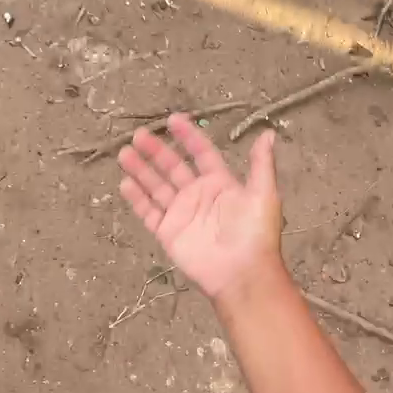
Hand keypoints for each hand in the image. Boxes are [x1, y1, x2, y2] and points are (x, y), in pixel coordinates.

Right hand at [117, 114, 283, 302]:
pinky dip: (137, 198)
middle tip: (139, 135)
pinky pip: (149, 212)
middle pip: (172, 167)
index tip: (173, 120)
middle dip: (156, 151)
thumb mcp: (263, 195)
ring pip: (156, 187)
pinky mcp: (167, 232)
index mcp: (220, 183)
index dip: (188, 136)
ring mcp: (180, 214)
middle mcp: (197, 195)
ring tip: (125, 153)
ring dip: (141, 170)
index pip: (201, 154)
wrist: (242, 273)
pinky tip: (125, 183)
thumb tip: (267, 133)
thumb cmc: (255, 233)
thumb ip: (260, 164)